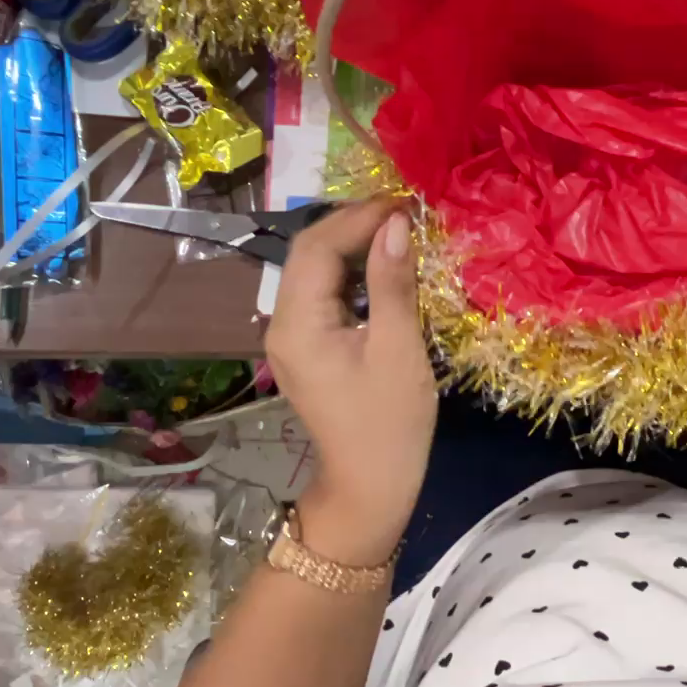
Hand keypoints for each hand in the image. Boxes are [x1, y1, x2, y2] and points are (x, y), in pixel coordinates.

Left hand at [265, 200, 436, 565]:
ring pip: (315, 272)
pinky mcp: (307, 349)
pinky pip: (324, 296)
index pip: (318, 246)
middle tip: (403, 211)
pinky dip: (352, 274)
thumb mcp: (398, 349)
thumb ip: (393, 283)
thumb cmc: (390, 423)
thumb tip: (396, 224)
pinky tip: (382, 268)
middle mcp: (282, 324)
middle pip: (309, 254)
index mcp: (298, 323)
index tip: (404, 202)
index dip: (358, 216)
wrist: (371, 484)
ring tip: (397, 230)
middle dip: (353, 225)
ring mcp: (291, 338)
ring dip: (352, 246)